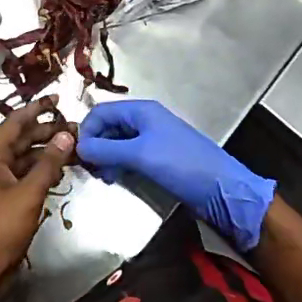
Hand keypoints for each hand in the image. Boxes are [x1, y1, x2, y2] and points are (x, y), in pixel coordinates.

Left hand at [0, 102, 76, 301]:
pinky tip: (62, 171)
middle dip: (46, 132)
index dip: (35, 109)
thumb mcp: (28, 195)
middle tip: (77, 127)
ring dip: (48, 153)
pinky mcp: (6, 201)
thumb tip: (66, 135)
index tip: (57, 98)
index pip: (14, 123)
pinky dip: (43, 171)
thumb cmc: (0, 231)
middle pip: (21, 139)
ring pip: (25, 159)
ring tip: (76, 148)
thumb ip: (48, 164)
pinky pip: (26, 176)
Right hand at [77, 98, 276, 251]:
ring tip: (103, 176)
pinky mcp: (158, 157)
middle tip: (89, 168)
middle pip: (107, 126)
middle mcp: (145, 120)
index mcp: (141, 110)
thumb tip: (77, 146)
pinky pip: (129, 155)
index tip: (78, 153)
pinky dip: (118, 164)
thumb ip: (106, 150)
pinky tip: (116, 177)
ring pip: (117, 142)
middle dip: (95, 145)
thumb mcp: (140, 155)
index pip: (100, 112)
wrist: (224, 191)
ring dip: (105, 157)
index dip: (86, 131)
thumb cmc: (182, 165)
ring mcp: (153, 139)